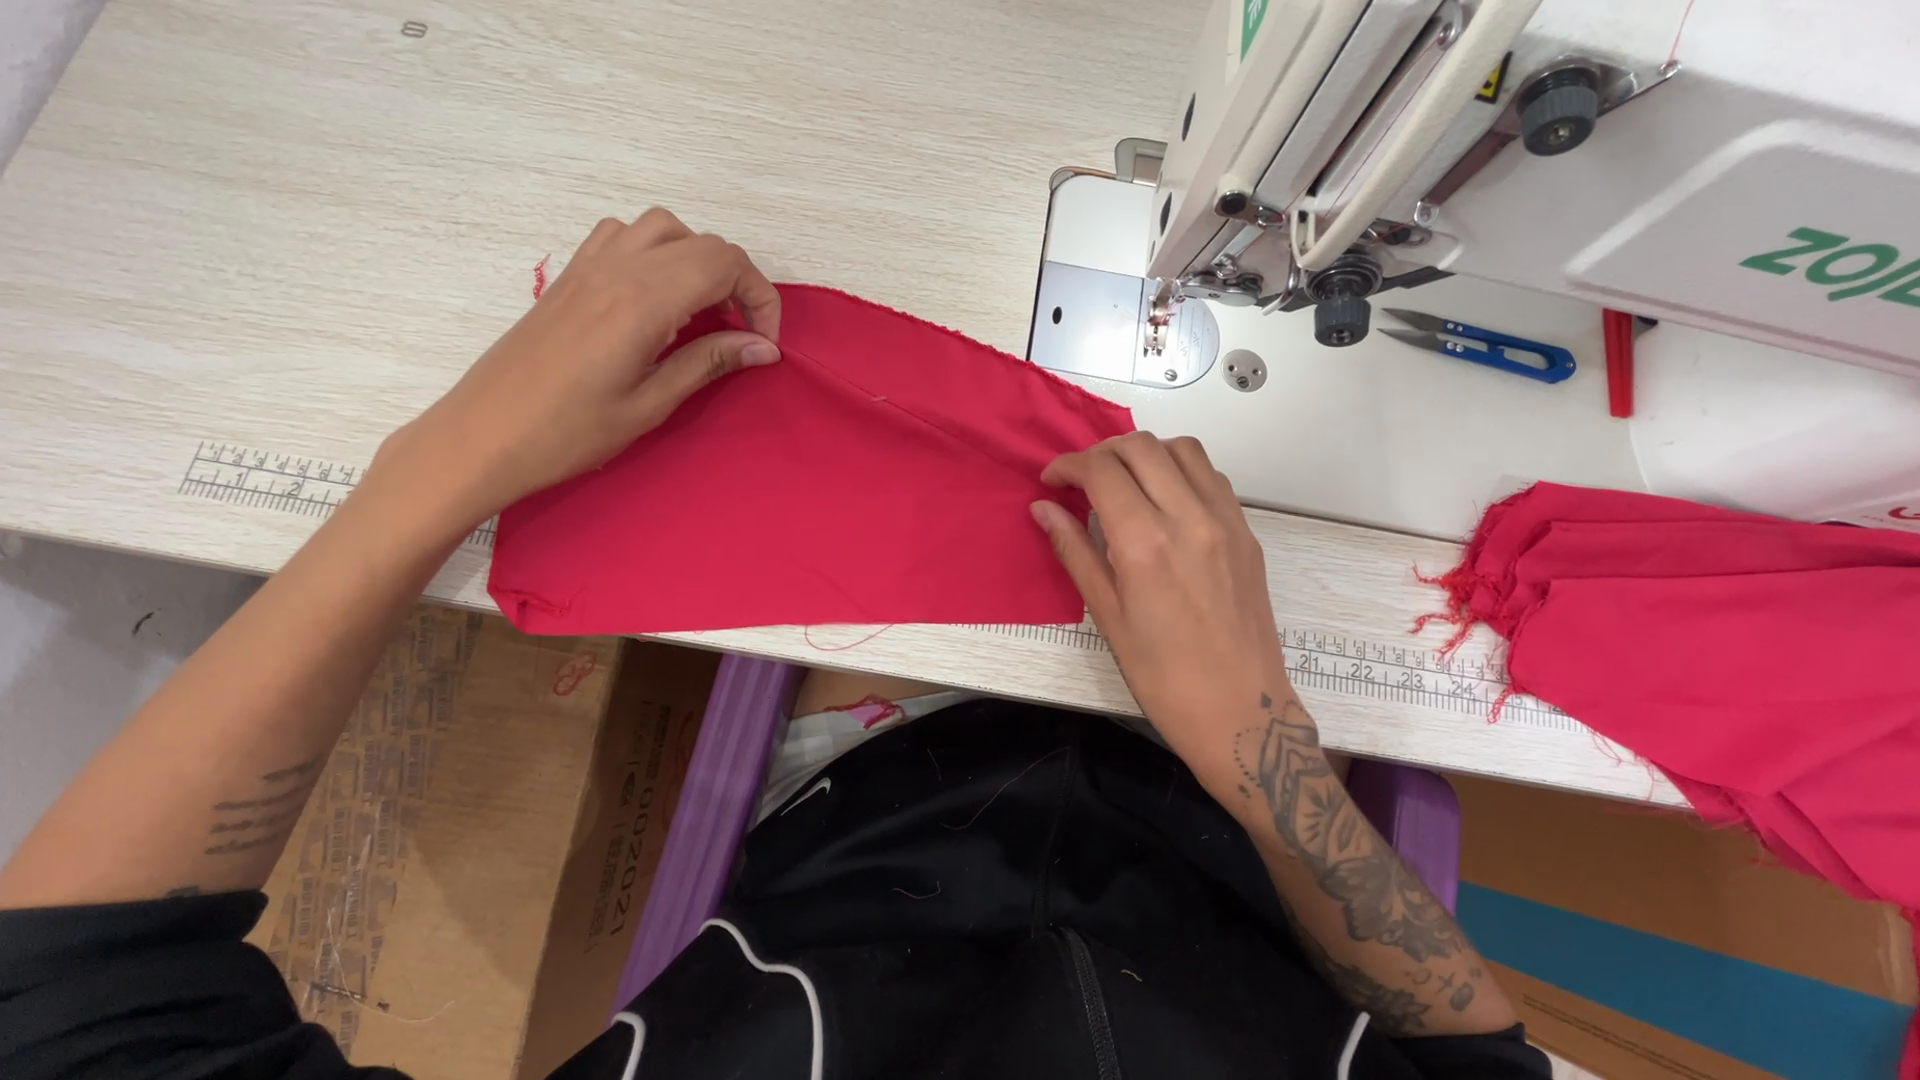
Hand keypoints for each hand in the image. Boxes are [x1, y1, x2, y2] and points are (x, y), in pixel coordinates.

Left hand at [376, 208, 782, 531]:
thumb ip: (709, 363)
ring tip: (702, 310)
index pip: (726, 264)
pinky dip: (656, 252)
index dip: (760, 298)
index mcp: (643, 300)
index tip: (764, 344)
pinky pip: (624, 235)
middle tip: (741, 334)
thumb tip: (764, 347)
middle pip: (704, 242)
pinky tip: (655, 297)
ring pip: (664, 228)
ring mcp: (589, 265)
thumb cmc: (570, 433)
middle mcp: (619, 268)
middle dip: (738, 281)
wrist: (484, 435)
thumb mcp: (651, 405)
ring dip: (698, 259)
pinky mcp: (570, 276)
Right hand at [1031, 433, 1294, 766]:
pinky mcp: (1246, 532)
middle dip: (1101, 452)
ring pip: (1183, 448)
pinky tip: (1163, 500)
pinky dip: (1180, 470)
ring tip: (1123, 482)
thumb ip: (1075, 551)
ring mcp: (1225, 521)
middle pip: (1141, 447)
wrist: (1239, 710)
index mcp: (1146, 544)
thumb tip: (1043, 509)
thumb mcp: (1107, 616)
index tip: (1052, 480)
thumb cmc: (1163, 676)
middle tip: (1082, 480)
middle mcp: (1190, 518)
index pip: (1102, 471)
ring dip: (1145, 453)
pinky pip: (1211, 476)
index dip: (1068, 466)